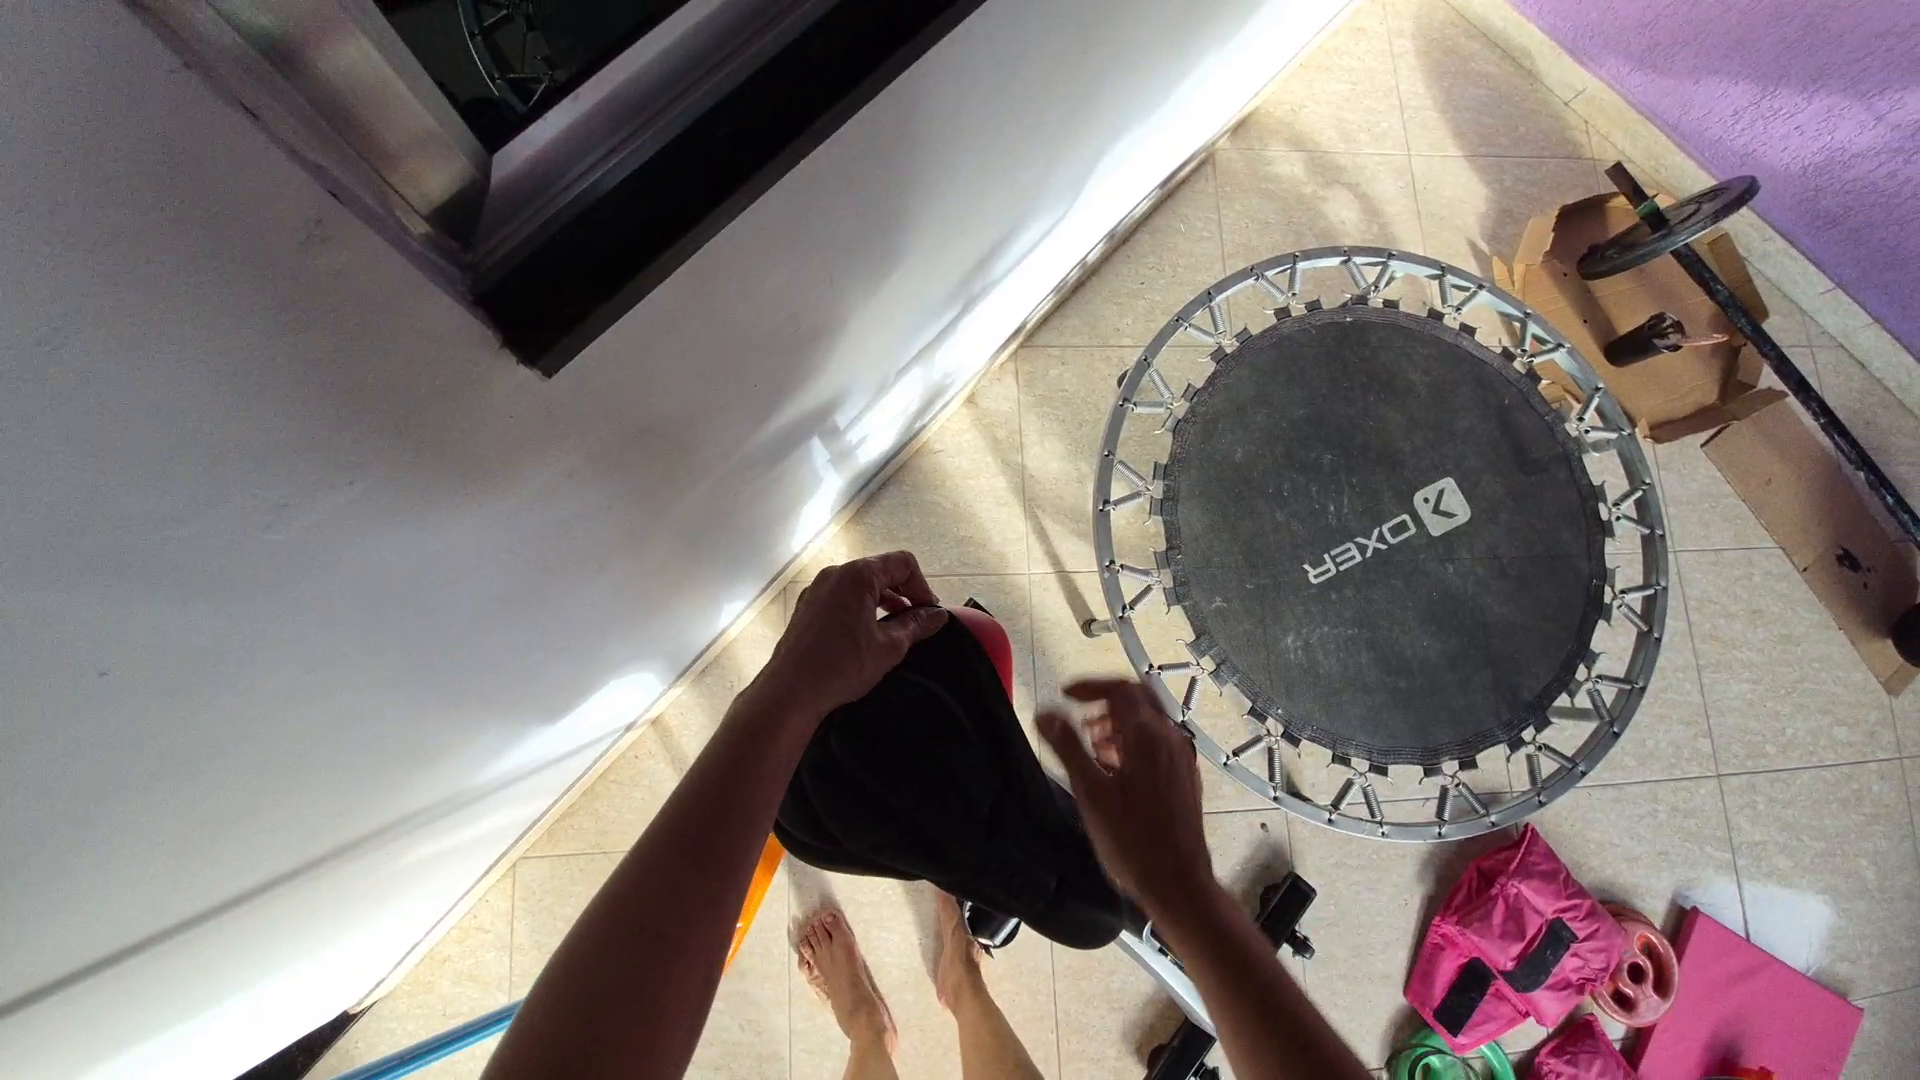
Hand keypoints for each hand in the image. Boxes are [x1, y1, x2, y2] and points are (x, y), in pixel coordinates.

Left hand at [754, 551, 948, 718]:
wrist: (790, 691)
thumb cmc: (842, 666)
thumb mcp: (890, 647)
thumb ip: (917, 625)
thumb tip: (938, 615)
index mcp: (857, 575)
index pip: (902, 563)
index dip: (922, 587)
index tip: (929, 614)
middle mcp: (835, 573)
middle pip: (881, 570)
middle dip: (904, 593)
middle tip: (918, 622)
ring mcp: (817, 589)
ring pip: (860, 584)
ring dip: (884, 601)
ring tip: (896, 629)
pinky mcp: (807, 606)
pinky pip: (842, 597)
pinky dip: (861, 607)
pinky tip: (867, 635)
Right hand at [1038, 678, 1215, 920]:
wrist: (1178, 883)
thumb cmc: (1131, 840)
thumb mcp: (1090, 791)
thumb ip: (1068, 746)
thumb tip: (1045, 713)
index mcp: (1147, 736)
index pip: (1119, 688)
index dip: (1089, 686)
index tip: (1065, 696)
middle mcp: (1170, 738)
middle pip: (1138, 697)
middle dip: (1106, 702)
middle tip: (1079, 718)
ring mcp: (1182, 757)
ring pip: (1149, 720)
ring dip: (1119, 723)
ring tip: (1092, 748)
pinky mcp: (1186, 775)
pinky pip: (1159, 742)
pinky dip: (1134, 741)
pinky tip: (1115, 770)